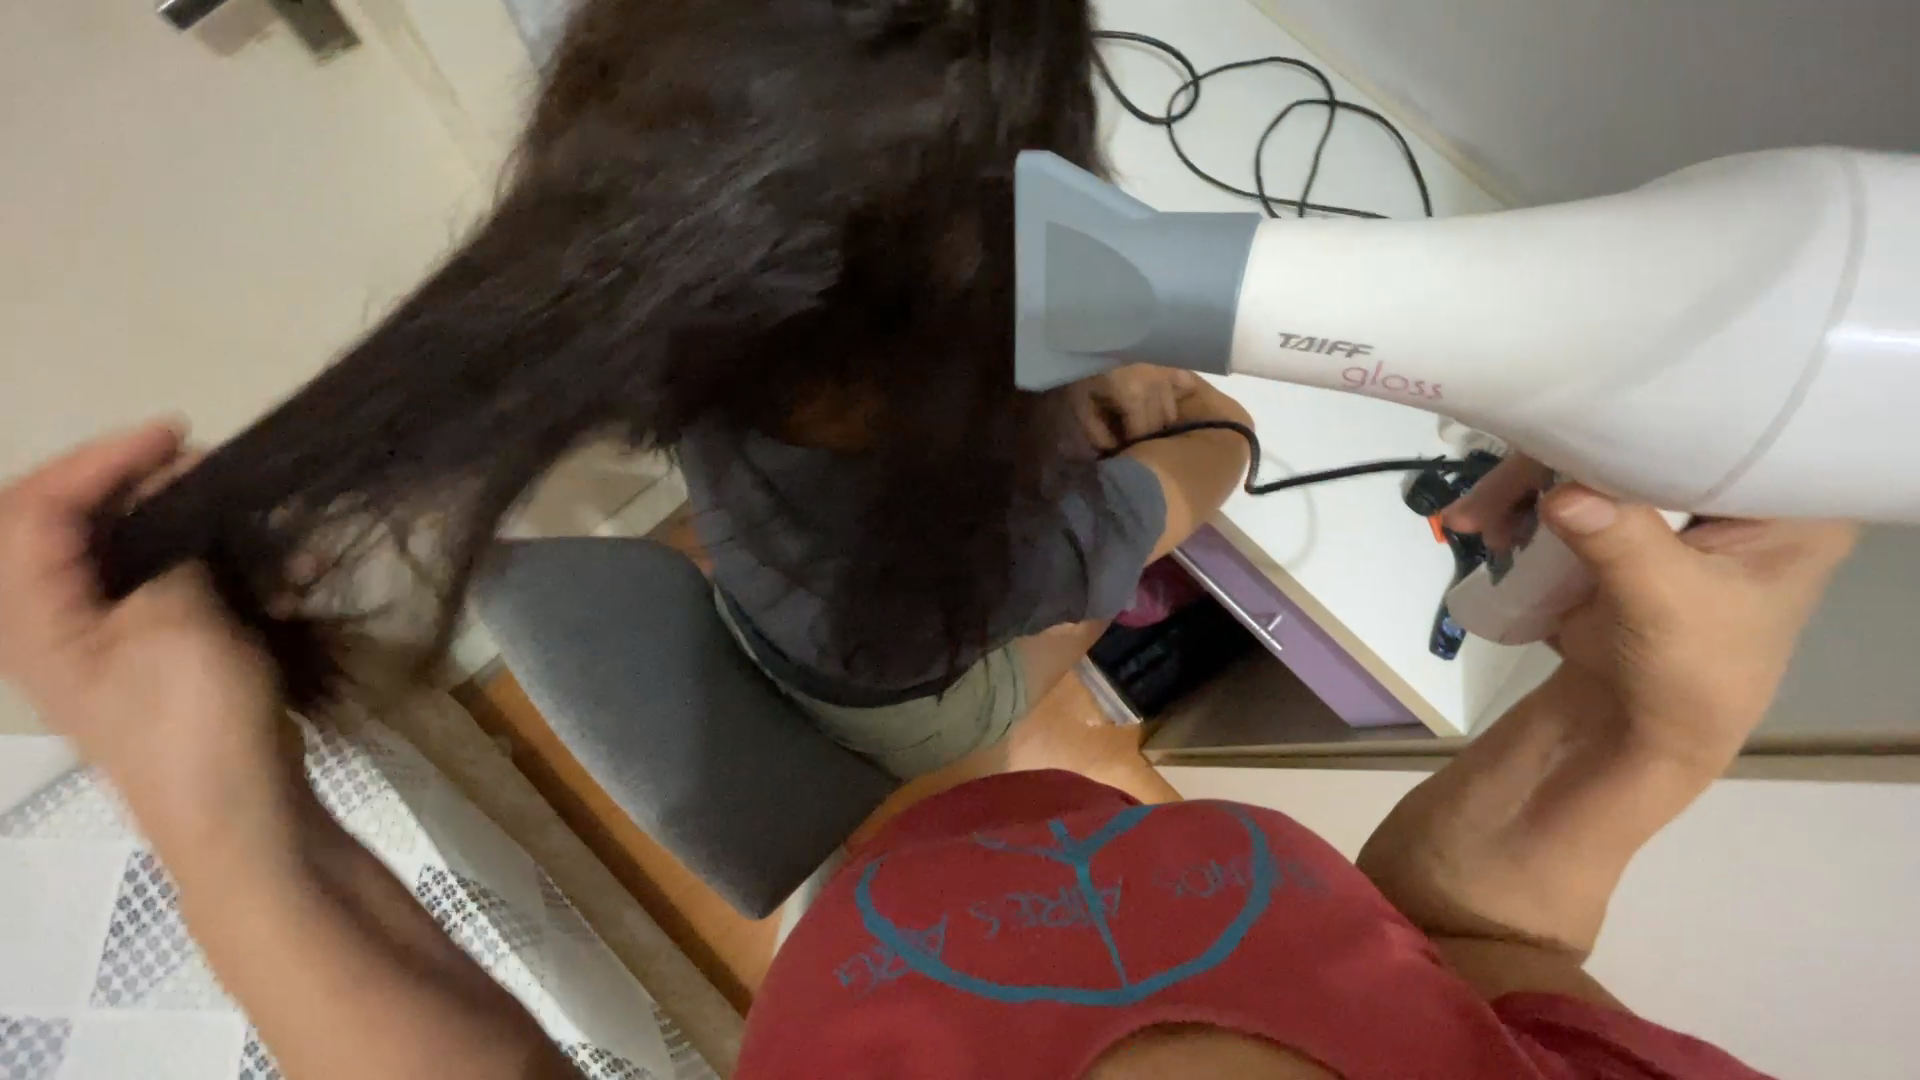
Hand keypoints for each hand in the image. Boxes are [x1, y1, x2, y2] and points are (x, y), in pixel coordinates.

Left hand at [0, 423, 297, 856]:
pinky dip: (245, 577)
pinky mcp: (171, 650)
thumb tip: (183, 514)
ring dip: (222, 542)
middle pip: (87, 525)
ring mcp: (118, 636)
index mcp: (31, 613)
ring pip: (154, 556)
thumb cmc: (191, 718)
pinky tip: (299, 584)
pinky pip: (197, 590)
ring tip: (290, 549)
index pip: (35, 509)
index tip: (181, 433)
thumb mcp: (177, 626)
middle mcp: (59, 617)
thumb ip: (170, 558)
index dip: (101, 460)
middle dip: (162, 495)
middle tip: (228, 478)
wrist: (233, 803)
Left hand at [1072, 364, 1199, 450]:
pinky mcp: (1172, 359)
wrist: (1090, 328)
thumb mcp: (1080, 400)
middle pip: (1161, 423)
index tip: (1119, 446)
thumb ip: (1096, 431)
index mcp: (1134, 395)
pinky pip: (1183, 386)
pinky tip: (1156, 399)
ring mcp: (1169, 369)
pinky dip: (1172, 397)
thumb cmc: (1082, 365)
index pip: (1143, 433)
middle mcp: (1158, 383)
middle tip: (1127, 433)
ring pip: (1173, 409)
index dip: (1131, 445)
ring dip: (1157, 419)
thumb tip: (1113, 450)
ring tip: (1138, 418)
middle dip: (1144, 434)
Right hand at [1460, 460, 1856, 769]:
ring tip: (1471, 524)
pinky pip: (1556, 496)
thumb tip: (1560, 494)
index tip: (1570, 419)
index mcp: (1781, 504)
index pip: (1713, 433)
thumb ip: (1623, 546)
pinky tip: (1484, 529)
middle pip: (1628, 446)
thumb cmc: (1690, 674)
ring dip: (1517, 490)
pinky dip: (1514, 508)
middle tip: (1487, 500)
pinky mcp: (1612, 528)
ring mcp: (1662, 510)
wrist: (1639, 725)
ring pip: (1580, 468)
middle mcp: (1725, 493)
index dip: (1644, 421)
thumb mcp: (1666, 608)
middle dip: (1548, 466)